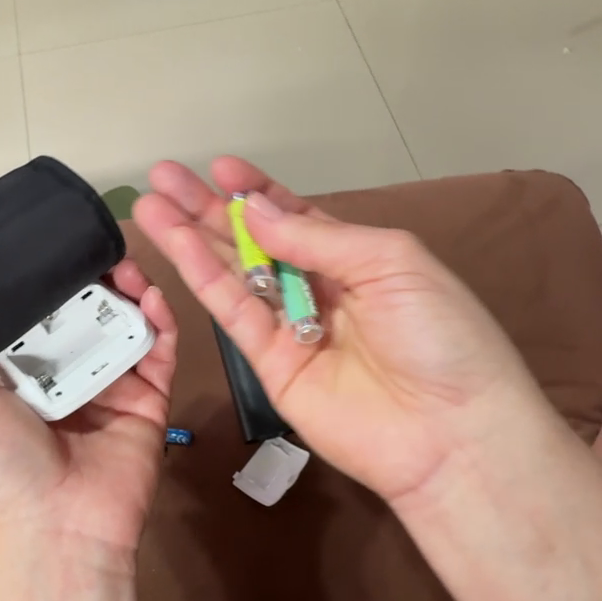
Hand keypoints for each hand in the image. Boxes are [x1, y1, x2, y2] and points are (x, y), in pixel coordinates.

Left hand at [0, 261, 179, 555]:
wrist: (53, 527)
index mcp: (20, 375)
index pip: (34, 314)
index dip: (43, 280)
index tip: (48, 241)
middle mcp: (66, 375)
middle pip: (84, 314)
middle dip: (92, 278)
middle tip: (95, 246)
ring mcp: (110, 386)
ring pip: (124, 325)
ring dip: (128, 290)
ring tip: (125, 262)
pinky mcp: (148, 401)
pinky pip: (159, 354)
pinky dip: (161, 322)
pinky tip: (152, 295)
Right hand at [134, 157, 530, 505]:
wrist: (450, 433)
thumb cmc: (440, 336)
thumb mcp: (391, 263)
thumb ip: (317, 237)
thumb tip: (251, 209)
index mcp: (357, 258)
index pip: (297, 217)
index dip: (257, 192)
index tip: (220, 168)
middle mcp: (319, 288)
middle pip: (254, 242)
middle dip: (210, 209)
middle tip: (166, 176)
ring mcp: (292, 328)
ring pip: (234, 275)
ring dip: (192, 239)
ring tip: (151, 205)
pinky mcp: (270, 366)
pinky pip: (234, 314)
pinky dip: (204, 279)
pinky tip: (177, 246)